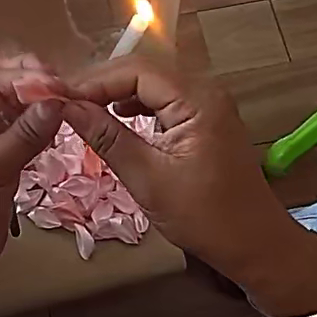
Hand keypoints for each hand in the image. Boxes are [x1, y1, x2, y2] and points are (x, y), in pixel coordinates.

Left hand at [0, 57, 66, 276]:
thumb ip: (24, 135)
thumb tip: (57, 102)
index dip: (28, 77)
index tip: (60, 85)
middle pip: (8, 87)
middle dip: (37, 83)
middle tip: (69, 92)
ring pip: (20, 109)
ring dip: (44, 105)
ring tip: (72, 107)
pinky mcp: (5, 160)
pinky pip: (27, 133)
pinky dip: (44, 127)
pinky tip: (62, 128)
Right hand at [61, 55, 306, 285]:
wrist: (256, 246)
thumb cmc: (205, 217)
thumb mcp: (148, 178)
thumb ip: (107, 137)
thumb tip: (67, 107)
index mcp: (197, 99)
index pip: (135, 71)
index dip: (94, 81)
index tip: (59, 98)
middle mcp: (204, 90)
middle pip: (142, 71)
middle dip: (100, 84)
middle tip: (64, 102)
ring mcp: (206, 103)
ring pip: (150, 83)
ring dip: (114, 93)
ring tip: (81, 109)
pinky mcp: (203, 118)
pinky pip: (161, 99)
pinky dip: (133, 104)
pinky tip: (114, 117)